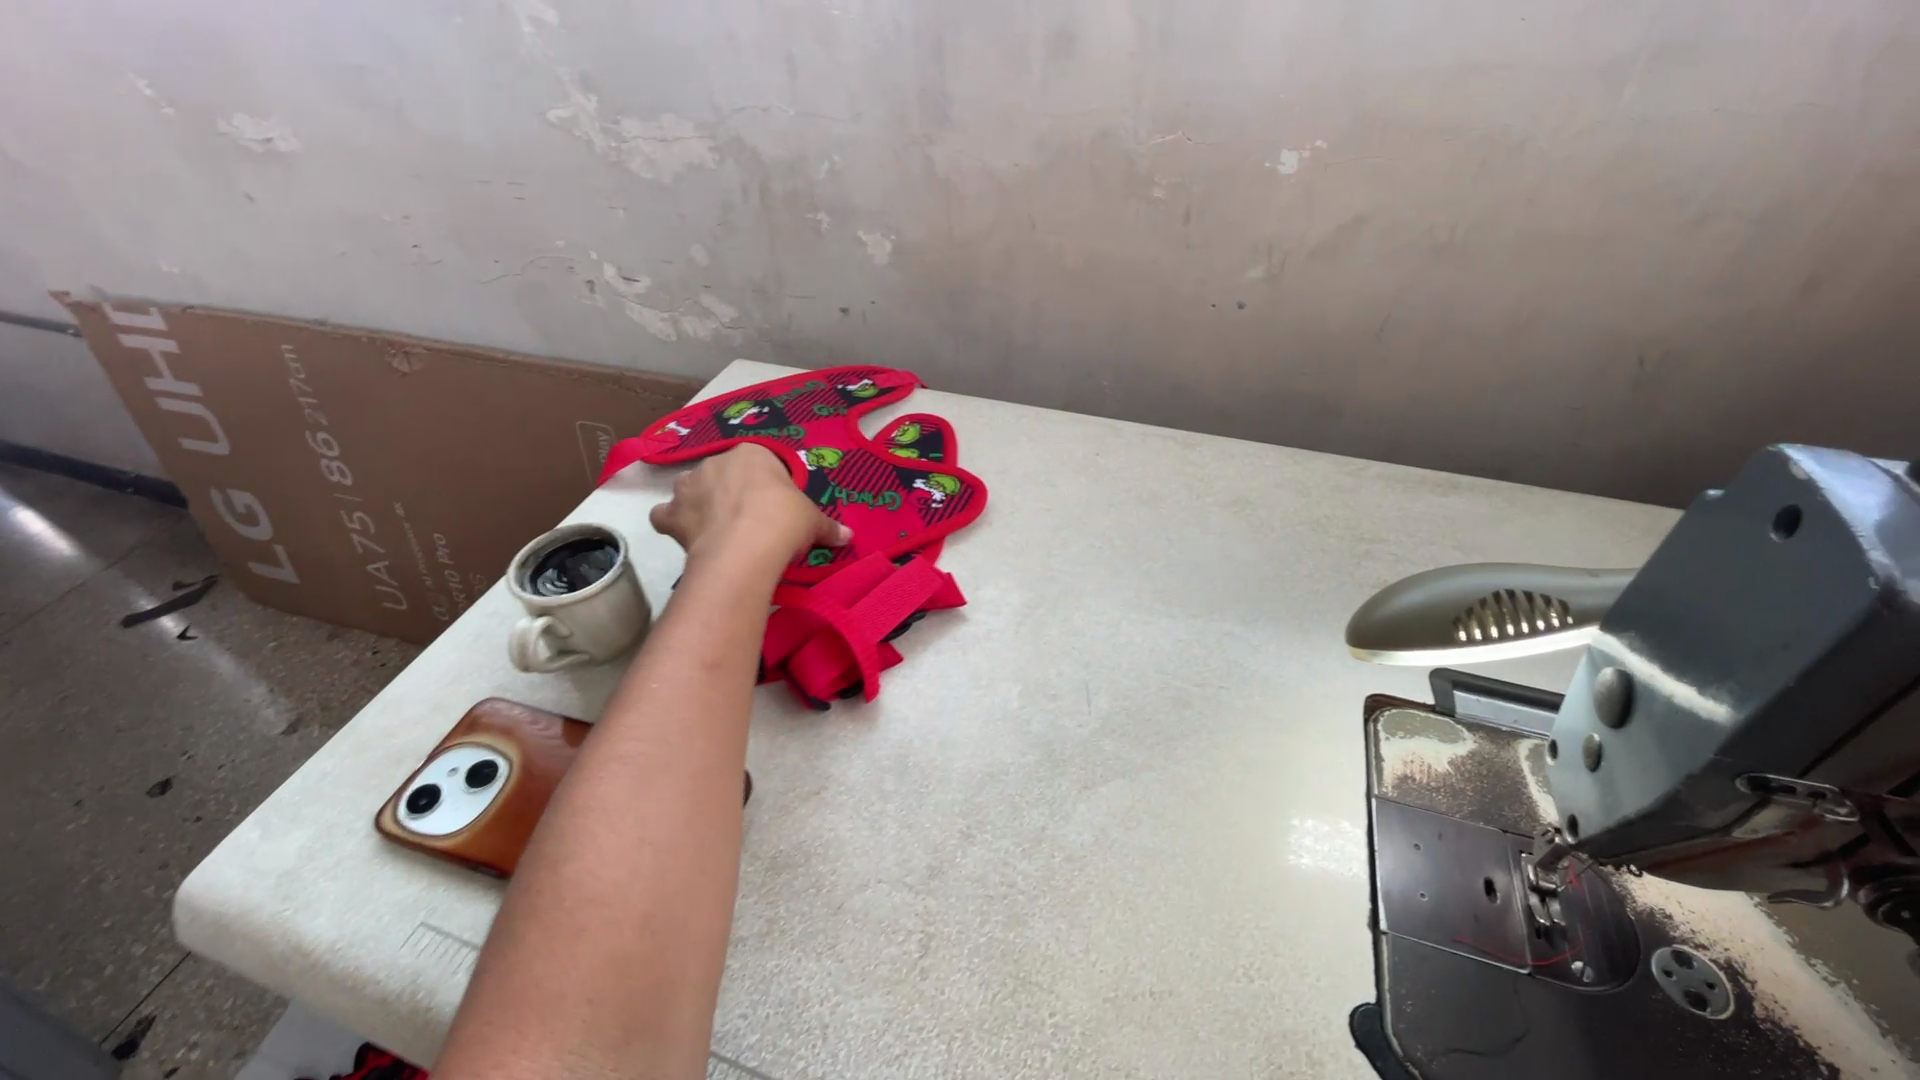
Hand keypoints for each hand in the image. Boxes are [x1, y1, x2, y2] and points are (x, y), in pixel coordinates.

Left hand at [649, 444, 850, 569]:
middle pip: (722, 474)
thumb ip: (828, 526)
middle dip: (730, 493)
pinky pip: (664, 515)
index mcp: (751, 453)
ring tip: (716, 529)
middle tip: (748, 522)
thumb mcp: (814, 521)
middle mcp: (715, 462)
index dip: (765, 486)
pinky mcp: (671, 514)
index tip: (774, 508)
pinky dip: (671, 523)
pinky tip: (686, 536)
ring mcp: (688, 487)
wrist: (747, 548)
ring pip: (689, 489)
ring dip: (698, 504)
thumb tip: (848, 536)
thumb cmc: (784, 521)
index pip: (757, 463)